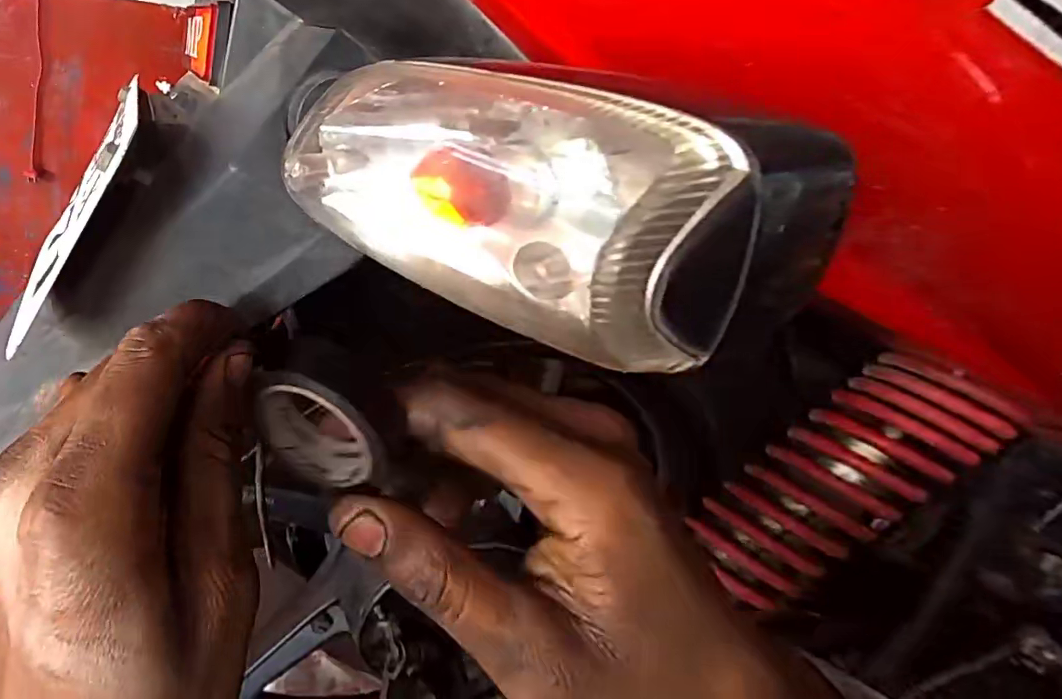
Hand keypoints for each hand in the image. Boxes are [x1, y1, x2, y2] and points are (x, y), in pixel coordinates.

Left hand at [0, 301, 258, 698]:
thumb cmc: (155, 690)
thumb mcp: (216, 582)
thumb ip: (215, 457)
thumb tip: (229, 364)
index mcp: (82, 501)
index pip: (142, 362)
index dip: (197, 327)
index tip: (243, 328)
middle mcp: (27, 470)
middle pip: (116, 365)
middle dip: (182, 354)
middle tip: (237, 373)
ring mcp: (5, 475)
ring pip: (95, 382)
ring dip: (153, 381)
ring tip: (202, 412)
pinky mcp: (2, 484)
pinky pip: (72, 413)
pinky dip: (122, 409)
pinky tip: (154, 444)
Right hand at [330, 371, 835, 698]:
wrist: (725, 695)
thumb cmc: (636, 686)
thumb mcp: (528, 652)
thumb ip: (434, 574)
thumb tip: (349, 513)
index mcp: (585, 477)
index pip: (460, 410)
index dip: (390, 415)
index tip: (336, 439)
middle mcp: (589, 429)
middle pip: (465, 392)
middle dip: (402, 424)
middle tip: (357, 469)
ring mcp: (591, 429)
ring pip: (477, 398)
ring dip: (428, 439)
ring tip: (398, 499)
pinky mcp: (586, 441)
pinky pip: (501, 417)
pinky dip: (459, 449)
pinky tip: (444, 502)